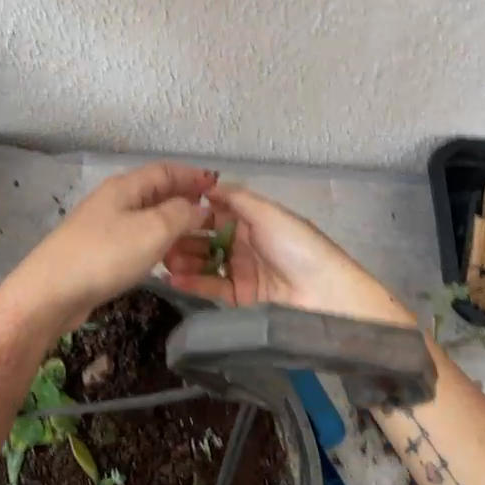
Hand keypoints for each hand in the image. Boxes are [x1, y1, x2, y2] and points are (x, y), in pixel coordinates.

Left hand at [0, 162, 216, 339]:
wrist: (52, 292)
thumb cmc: (105, 255)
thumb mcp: (152, 230)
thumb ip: (180, 214)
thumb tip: (199, 207)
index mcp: (125, 187)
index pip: (165, 170)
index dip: (192, 176)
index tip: (218, 186)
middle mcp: (113, 200)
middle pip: (156, 193)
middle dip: (186, 202)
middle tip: (215, 218)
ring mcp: (104, 227)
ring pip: (147, 219)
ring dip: (173, 227)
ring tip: (198, 243)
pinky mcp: (100, 253)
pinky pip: (137, 241)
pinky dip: (157, 246)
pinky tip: (168, 261)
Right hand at [162, 185, 414, 327]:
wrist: (326, 297)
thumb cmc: (297, 248)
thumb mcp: (269, 214)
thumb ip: (237, 198)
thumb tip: (208, 185)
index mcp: (256, 221)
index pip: (217, 213)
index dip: (194, 211)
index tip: (168, 210)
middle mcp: (248, 245)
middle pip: (208, 239)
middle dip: (184, 238)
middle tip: (159, 239)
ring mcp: (244, 273)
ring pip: (206, 263)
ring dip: (184, 260)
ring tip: (163, 259)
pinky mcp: (241, 300)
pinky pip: (212, 289)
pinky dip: (192, 284)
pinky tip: (173, 279)